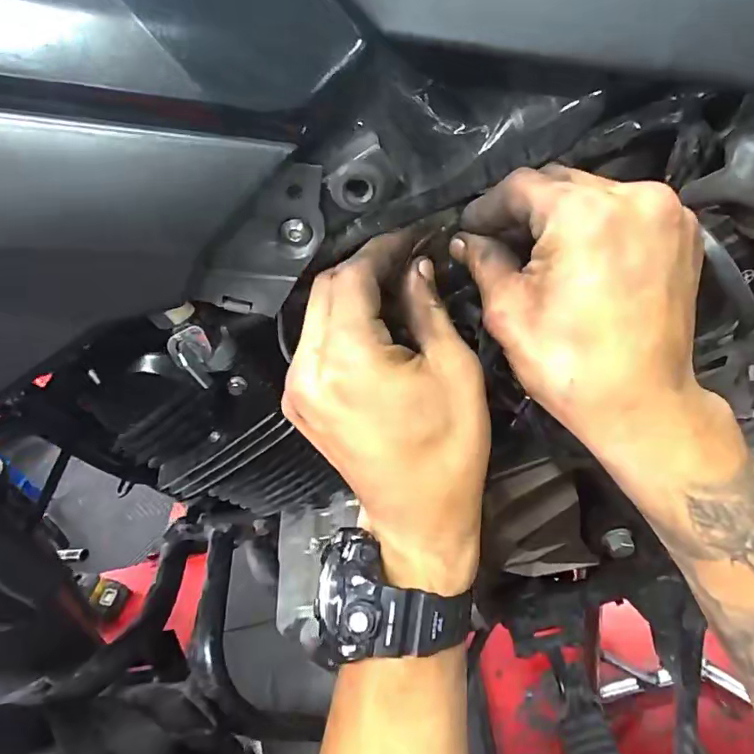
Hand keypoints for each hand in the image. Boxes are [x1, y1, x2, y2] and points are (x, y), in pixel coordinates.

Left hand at [283, 229, 488, 593]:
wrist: (421, 515)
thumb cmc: (449, 451)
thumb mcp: (455, 370)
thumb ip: (428, 308)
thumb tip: (416, 269)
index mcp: (348, 361)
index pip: (352, 277)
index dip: (382, 249)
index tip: (410, 238)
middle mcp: (310, 371)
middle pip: (326, 288)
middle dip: (365, 266)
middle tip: (406, 258)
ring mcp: (299, 389)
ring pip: (316, 312)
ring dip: (352, 292)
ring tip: (395, 287)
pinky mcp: (302, 402)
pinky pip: (314, 342)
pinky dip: (341, 322)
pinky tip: (375, 322)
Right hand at [453, 165, 727, 463]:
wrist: (644, 405)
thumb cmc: (571, 366)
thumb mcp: (510, 312)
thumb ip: (485, 261)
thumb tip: (468, 239)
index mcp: (585, 213)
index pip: (521, 186)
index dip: (488, 207)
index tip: (470, 229)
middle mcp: (634, 196)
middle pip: (561, 183)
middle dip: (526, 210)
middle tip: (499, 241)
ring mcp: (666, 212)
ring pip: (595, 193)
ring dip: (563, 215)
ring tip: (539, 250)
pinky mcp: (683, 232)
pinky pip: (626, 210)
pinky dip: (600, 224)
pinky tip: (581, 255)